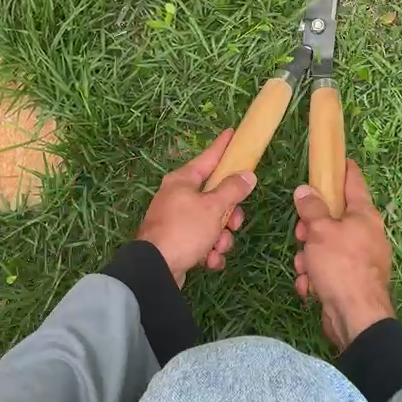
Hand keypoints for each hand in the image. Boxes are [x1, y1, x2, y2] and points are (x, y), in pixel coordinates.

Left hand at [136, 129, 257, 286]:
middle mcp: (178, 197)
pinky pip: (202, 243)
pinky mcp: (178, 243)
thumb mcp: (213, 207)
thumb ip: (232, 190)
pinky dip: (209, 252)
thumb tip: (246, 175)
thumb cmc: (184, 230)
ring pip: (211, 223)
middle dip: (229, 214)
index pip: (209, 158)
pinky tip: (210, 261)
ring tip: (218, 248)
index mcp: (182, 181)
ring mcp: (177, 221)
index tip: (232, 133)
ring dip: (221, 238)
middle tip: (235, 223)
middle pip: (215, 197)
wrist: (155, 268)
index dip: (223, 146)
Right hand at [292, 160, 394, 350]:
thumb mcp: (320, 230)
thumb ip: (311, 208)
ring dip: (308, 255)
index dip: (342, 168)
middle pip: (333, 217)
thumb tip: (304, 190)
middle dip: (311, 226)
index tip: (333, 158)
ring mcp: (359, 258)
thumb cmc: (341, 265)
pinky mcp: (350, 281)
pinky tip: (309, 286)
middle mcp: (366, 233)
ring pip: (325, 245)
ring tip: (304, 267)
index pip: (354, 181)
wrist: (356, 317)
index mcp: (364, 215)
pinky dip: (315, 276)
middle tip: (301, 233)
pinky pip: (327, 269)